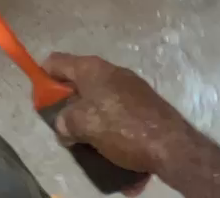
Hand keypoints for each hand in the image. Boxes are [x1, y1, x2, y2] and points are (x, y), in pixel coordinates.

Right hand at [42, 53, 195, 176]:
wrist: (176, 149)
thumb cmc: (121, 128)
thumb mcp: (82, 126)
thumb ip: (64, 122)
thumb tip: (63, 127)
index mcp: (89, 67)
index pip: (54, 62)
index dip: (43, 78)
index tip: (43, 101)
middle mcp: (110, 71)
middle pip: (80, 84)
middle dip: (72, 107)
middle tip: (69, 128)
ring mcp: (133, 88)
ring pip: (104, 103)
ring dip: (96, 123)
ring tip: (96, 147)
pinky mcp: (150, 107)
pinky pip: (125, 118)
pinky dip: (118, 134)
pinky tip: (121, 158)